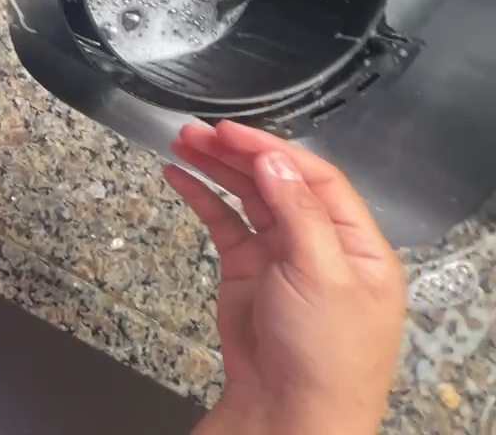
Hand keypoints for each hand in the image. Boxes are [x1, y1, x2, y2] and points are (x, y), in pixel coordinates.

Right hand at [165, 121, 404, 434]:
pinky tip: (176, 175)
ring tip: (180, 142)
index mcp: (355, 244)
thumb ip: (299, 214)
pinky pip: (221, 219)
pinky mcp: (245, 264)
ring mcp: (279, 252)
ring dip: (214, 167)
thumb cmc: (323, 347)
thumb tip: (273, 161)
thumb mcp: (322, 275)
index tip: (230, 131)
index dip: (273, 149)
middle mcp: (318, 242)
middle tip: (193, 131)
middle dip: (235, 152)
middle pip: (276, 181)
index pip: (315, 179)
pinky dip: (198, 194)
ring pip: (245, 194)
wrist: (291, 400)